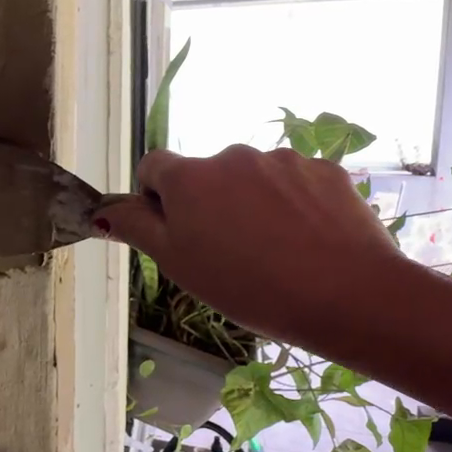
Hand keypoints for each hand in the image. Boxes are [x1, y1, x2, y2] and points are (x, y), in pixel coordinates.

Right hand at [95, 145, 416, 344]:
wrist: (349, 295)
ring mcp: (283, 160)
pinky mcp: (328, 171)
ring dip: (251, 204)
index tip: (177, 234)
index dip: (157, 199)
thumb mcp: (175, 263)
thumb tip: (101, 210)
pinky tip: (307, 241)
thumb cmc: (246, 284)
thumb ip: (134, 227)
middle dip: (209, 203)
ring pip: (252, 179)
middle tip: (226, 253)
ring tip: (274, 252)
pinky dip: (293, 205)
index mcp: (188, 176)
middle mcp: (232, 155)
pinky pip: (295, 183)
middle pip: (205, 175)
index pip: (153, 167)